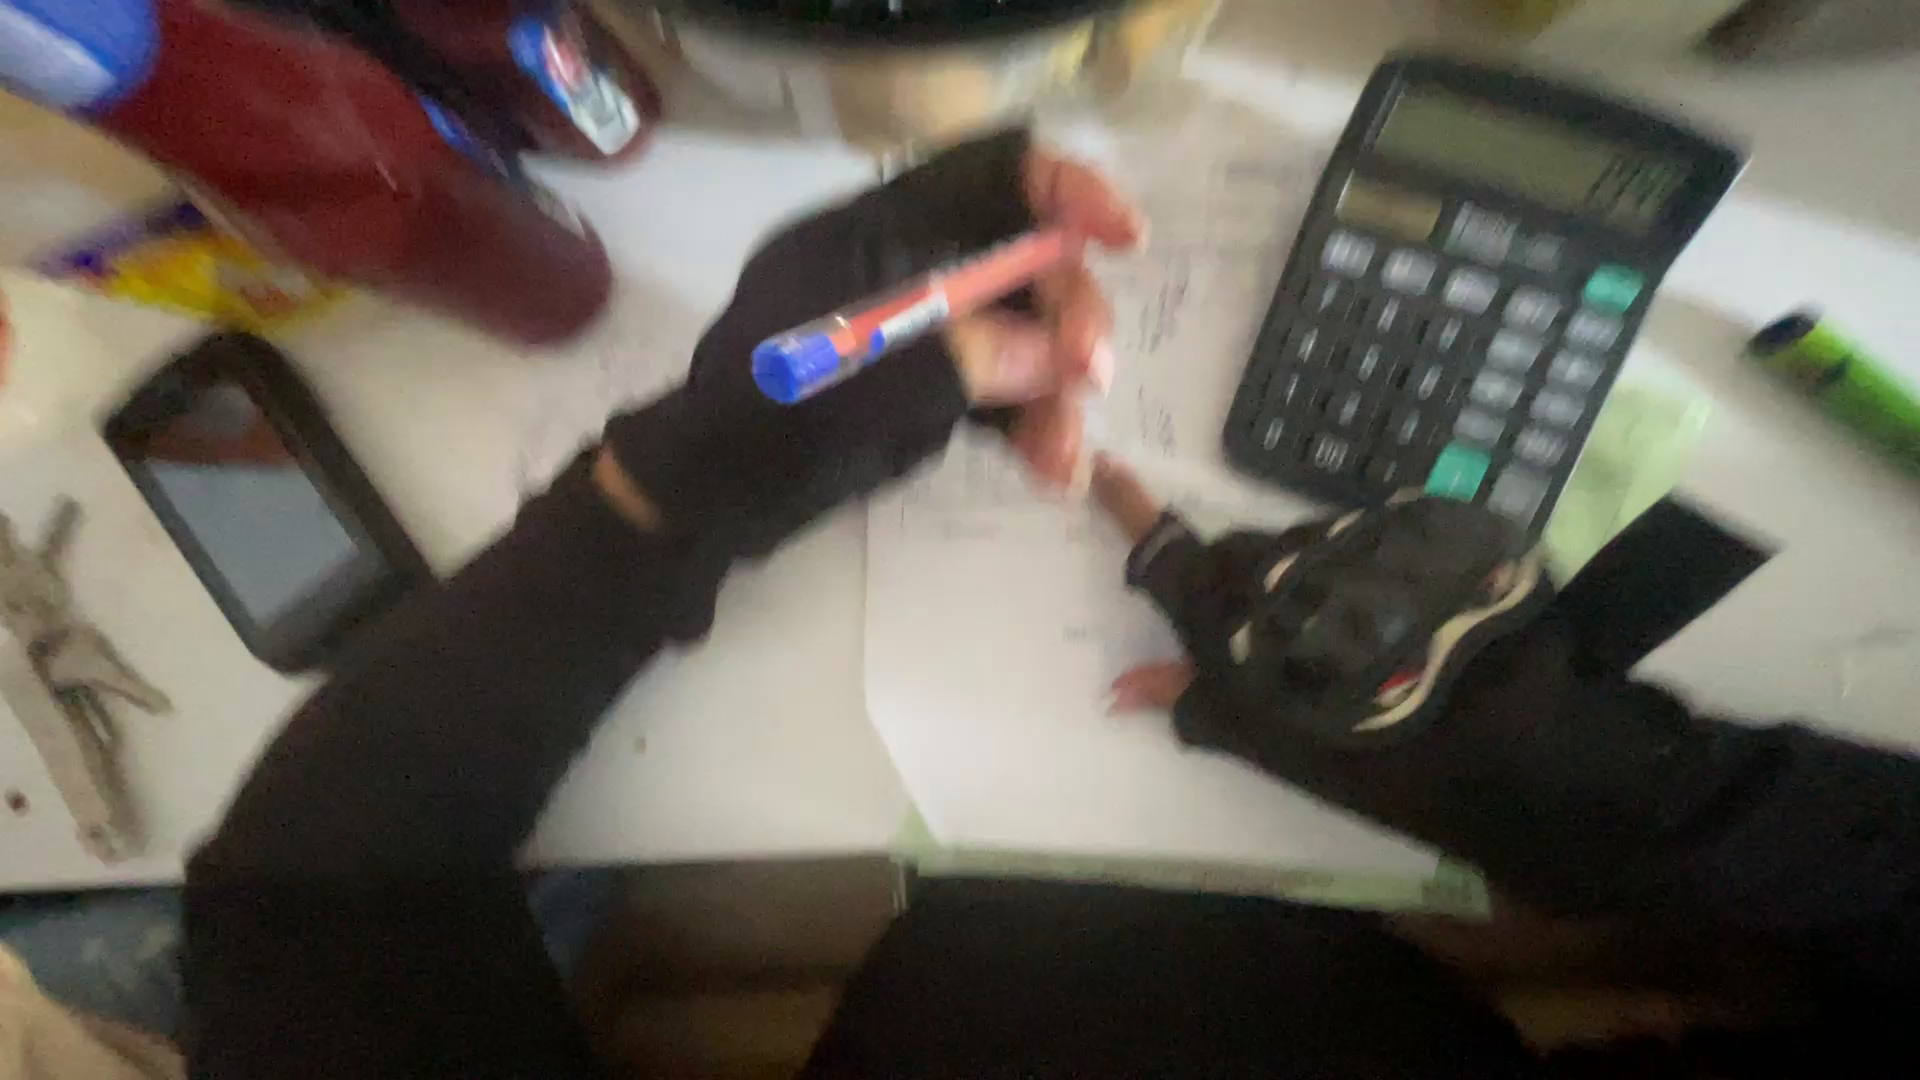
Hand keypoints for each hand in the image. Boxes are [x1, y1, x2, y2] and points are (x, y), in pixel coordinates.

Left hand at [595, 129, 1143, 555]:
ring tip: (1066, 455)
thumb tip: (1055, 360)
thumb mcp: (858, 387)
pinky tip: (1055, 470)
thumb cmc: (764, 426)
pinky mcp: (930, 388)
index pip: (984, 177)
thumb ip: (957, 361)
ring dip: (1055, 393)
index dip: (1062, 191)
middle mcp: (910, 272)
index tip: (1122, 237)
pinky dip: (1029, 429)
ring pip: (1020, 340)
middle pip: (1021, 265)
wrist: (717, 498)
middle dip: (1067, 317)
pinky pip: (1000, 394)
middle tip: (1091, 376)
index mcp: (878, 235)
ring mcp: (923, 334)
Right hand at [1092, 454, 1550, 751]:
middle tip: (1263, 643)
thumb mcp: (1258, 737)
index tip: (1102, 465)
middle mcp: (1275, 560)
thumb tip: (1115, 689)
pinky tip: (1387, 624)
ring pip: (1296, 554)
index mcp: (1227, 607)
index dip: (1125, 505)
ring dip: (1301, 587)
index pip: (1162, 547)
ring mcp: (1338, 542)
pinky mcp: (1399, 536)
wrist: (1502, 742)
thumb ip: (1187, 699)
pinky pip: (1354, 551)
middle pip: (1232, 553)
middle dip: (1233, 585)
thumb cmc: (1358, 750)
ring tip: (1340, 646)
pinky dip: (1355, 581)